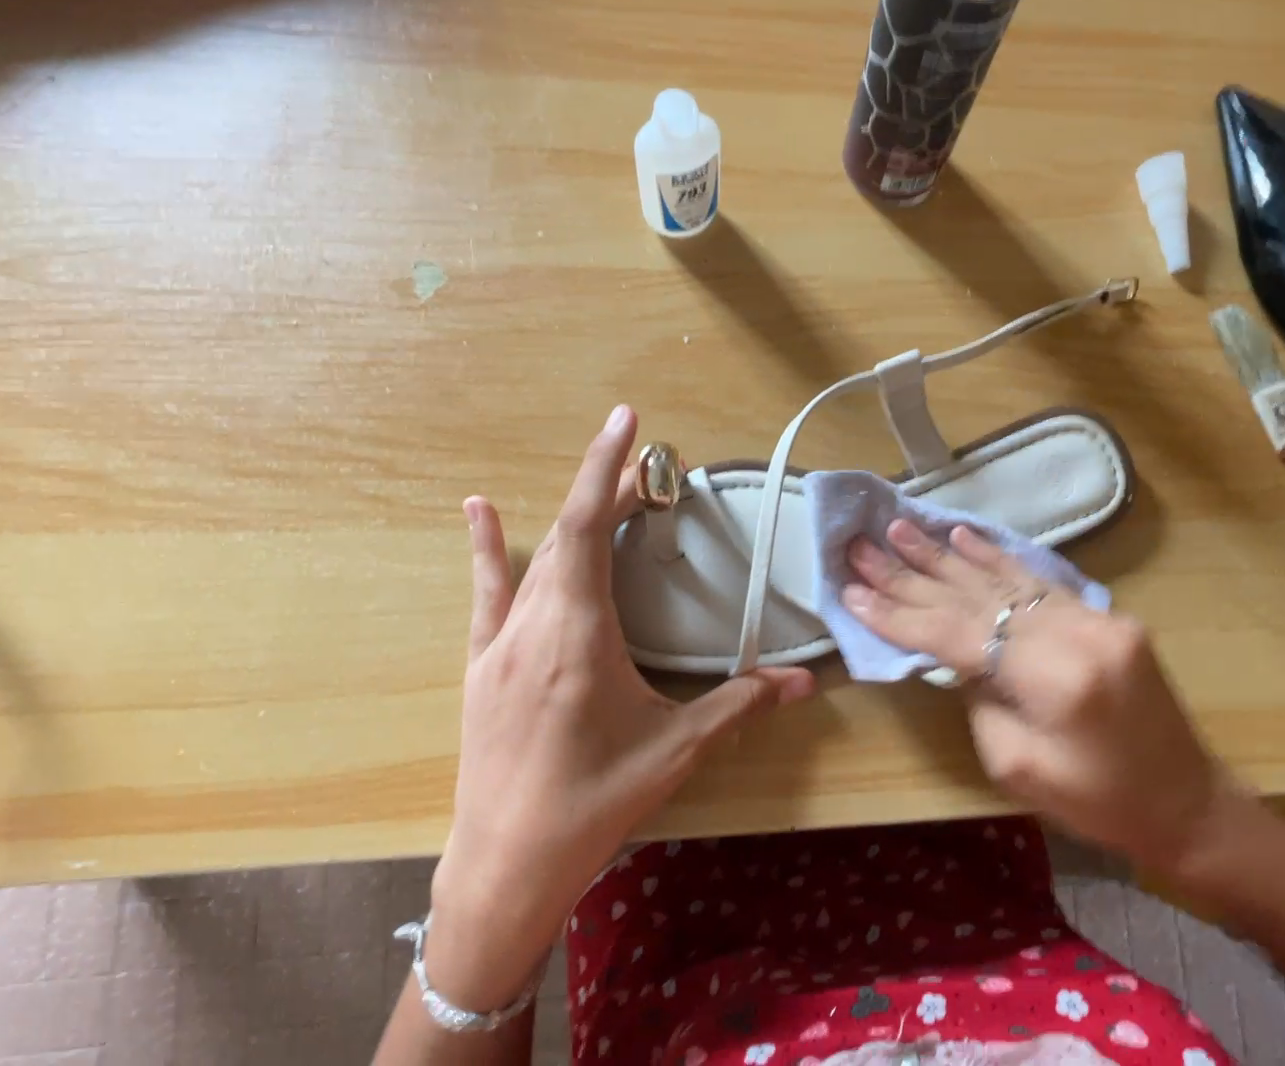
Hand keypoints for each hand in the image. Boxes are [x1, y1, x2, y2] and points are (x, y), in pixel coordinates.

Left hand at [428, 405, 815, 1004]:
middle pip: (568, 534)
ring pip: (536, 558)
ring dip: (571, 517)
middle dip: (606, 491)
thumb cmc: (594, 801)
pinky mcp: (483, 665)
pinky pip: (487, 592)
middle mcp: (534, 625)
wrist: (507, 862)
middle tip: (649, 470)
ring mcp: (501, 644)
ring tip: (605, 487)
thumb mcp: (674, 750)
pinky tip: (480, 511)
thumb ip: (739, 706)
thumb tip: (804, 682)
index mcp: (578, 635)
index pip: (587, 529)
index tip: (627, 422)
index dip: (604, 469)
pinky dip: (487, 546)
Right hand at [841, 519, 1228, 874]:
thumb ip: (980, 702)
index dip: (900, 616)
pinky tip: (963, 537)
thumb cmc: (1099, 803)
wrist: (1187, 805)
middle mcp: (1077, 632)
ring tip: (899, 528)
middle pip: (976, 597)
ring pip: (1004, 580)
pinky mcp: (1105, 618)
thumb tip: (958, 658)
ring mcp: (1096, 618)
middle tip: (862, 546)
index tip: (852, 593)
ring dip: (946, 556)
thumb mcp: (1018, 767)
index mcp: (1056, 677)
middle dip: (912, 574)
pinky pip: (1039, 581)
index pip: (958, 634)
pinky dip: (997, 559)